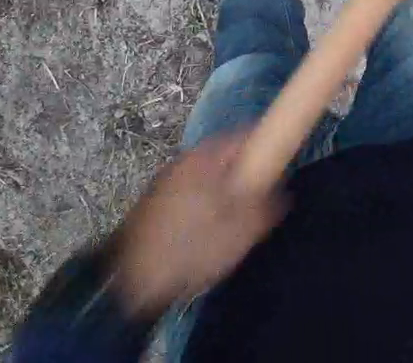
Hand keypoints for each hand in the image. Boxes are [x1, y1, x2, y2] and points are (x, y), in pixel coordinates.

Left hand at [108, 133, 285, 317]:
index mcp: (209, 156)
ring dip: (226, 189)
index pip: (249, 133)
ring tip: (235, 221)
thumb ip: (267, 207)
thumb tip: (283, 191)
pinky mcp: (157, 199)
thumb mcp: (240, 231)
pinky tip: (206, 231)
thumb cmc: (191, 246)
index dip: (271, 145)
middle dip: (249, 172)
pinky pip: (193, 189)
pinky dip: (205, 202)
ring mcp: (169, 177)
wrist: (129, 278)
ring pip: (210, 173)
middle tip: (263, 199)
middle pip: (230, 153)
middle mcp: (187, 158)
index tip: (283, 166)